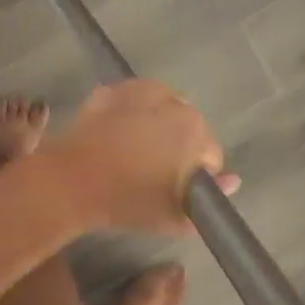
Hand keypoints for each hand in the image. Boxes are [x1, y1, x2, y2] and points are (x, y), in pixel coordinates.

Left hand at [41, 79, 238, 234]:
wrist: (72, 181)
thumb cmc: (129, 201)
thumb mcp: (176, 214)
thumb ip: (210, 196)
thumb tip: (233, 181)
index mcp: (193, 128)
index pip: (209, 153)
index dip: (197, 175)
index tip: (176, 190)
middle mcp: (170, 100)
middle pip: (186, 125)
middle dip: (177, 145)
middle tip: (154, 172)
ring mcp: (136, 90)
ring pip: (160, 106)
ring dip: (156, 123)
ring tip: (136, 151)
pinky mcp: (108, 91)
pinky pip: (130, 101)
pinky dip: (129, 113)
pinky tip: (117, 134)